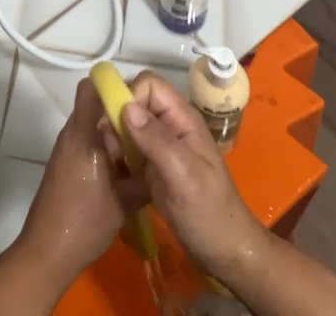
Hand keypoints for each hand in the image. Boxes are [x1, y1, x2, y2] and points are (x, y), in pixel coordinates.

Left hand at [17, 78, 150, 280]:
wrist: (47, 253)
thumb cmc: (84, 222)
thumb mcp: (124, 202)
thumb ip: (145, 176)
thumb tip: (164, 159)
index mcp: (83, 135)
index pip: (92, 88)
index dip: (114, 86)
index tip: (140, 99)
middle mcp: (73, 135)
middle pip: (98, 107)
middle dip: (125, 113)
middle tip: (152, 127)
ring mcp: (68, 150)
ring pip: (96, 127)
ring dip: (118, 135)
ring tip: (146, 149)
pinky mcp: (68, 165)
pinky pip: (91, 144)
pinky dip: (109, 150)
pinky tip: (128, 170)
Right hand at [108, 71, 267, 276]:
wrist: (224, 250)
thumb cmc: (208, 211)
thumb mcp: (184, 176)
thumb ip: (157, 140)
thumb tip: (126, 107)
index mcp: (183, 118)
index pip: (149, 84)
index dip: (129, 96)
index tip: (115, 125)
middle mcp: (171, 124)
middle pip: (135, 100)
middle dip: (117, 117)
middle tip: (111, 149)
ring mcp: (162, 145)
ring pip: (128, 122)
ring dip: (115, 137)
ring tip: (113, 162)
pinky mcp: (153, 164)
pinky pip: (129, 145)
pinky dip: (118, 153)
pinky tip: (117, 172)